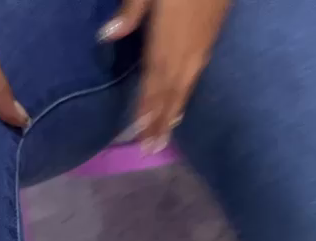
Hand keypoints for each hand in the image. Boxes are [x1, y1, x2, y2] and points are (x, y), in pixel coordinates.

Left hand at [97, 0, 232, 152]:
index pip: (153, 82)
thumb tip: (106, 35)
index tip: (139, 135)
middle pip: (168, 94)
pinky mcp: (210, 43)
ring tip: (162, 140)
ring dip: (171, 116)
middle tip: (150, 151)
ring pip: (183, 90)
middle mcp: (184, 51)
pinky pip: (194, 79)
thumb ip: (132, 10)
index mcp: (166, 38)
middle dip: (158, 123)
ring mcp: (199, 49)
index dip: (146, 109)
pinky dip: (184, 99)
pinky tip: (179, 111)